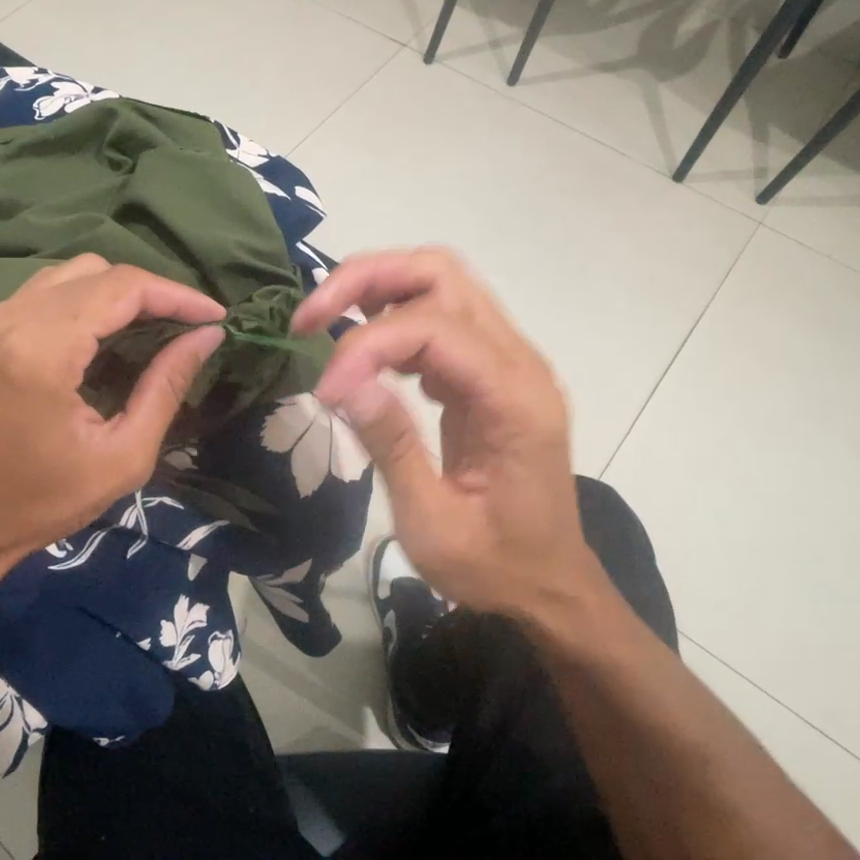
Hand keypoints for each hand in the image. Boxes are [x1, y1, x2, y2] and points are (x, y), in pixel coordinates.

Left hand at [0, 255, 226, 584]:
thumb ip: (166, 386)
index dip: (177, 295)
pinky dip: (86, 298)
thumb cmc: (40, 502)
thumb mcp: (122, 457)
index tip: (216, 317)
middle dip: (153, 291)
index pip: (122, 288)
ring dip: (119, 291)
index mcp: (41, 349)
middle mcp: (10, 317)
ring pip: (71, 273)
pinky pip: (46, 290)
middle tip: (191, 325)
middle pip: (98, 271)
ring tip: (158, 324)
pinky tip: (111, 329)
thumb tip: (208, 336)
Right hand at [292, 248, 603, 621]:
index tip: (324, 391)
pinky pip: (441, 318)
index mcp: (515, 400)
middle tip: (310, 317)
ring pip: (441, 284)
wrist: (550, 584)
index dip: (368, 346)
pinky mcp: (490, 372)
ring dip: (377, 288)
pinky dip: (393, 317)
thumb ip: (393, 446)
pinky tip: (361, 352)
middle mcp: (519, 362)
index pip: (435, 329)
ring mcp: (508, 362)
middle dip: (367, 279)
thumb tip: (340, 383)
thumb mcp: (433, 523)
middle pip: (442, 276)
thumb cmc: (495, 565)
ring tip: (322, 321)